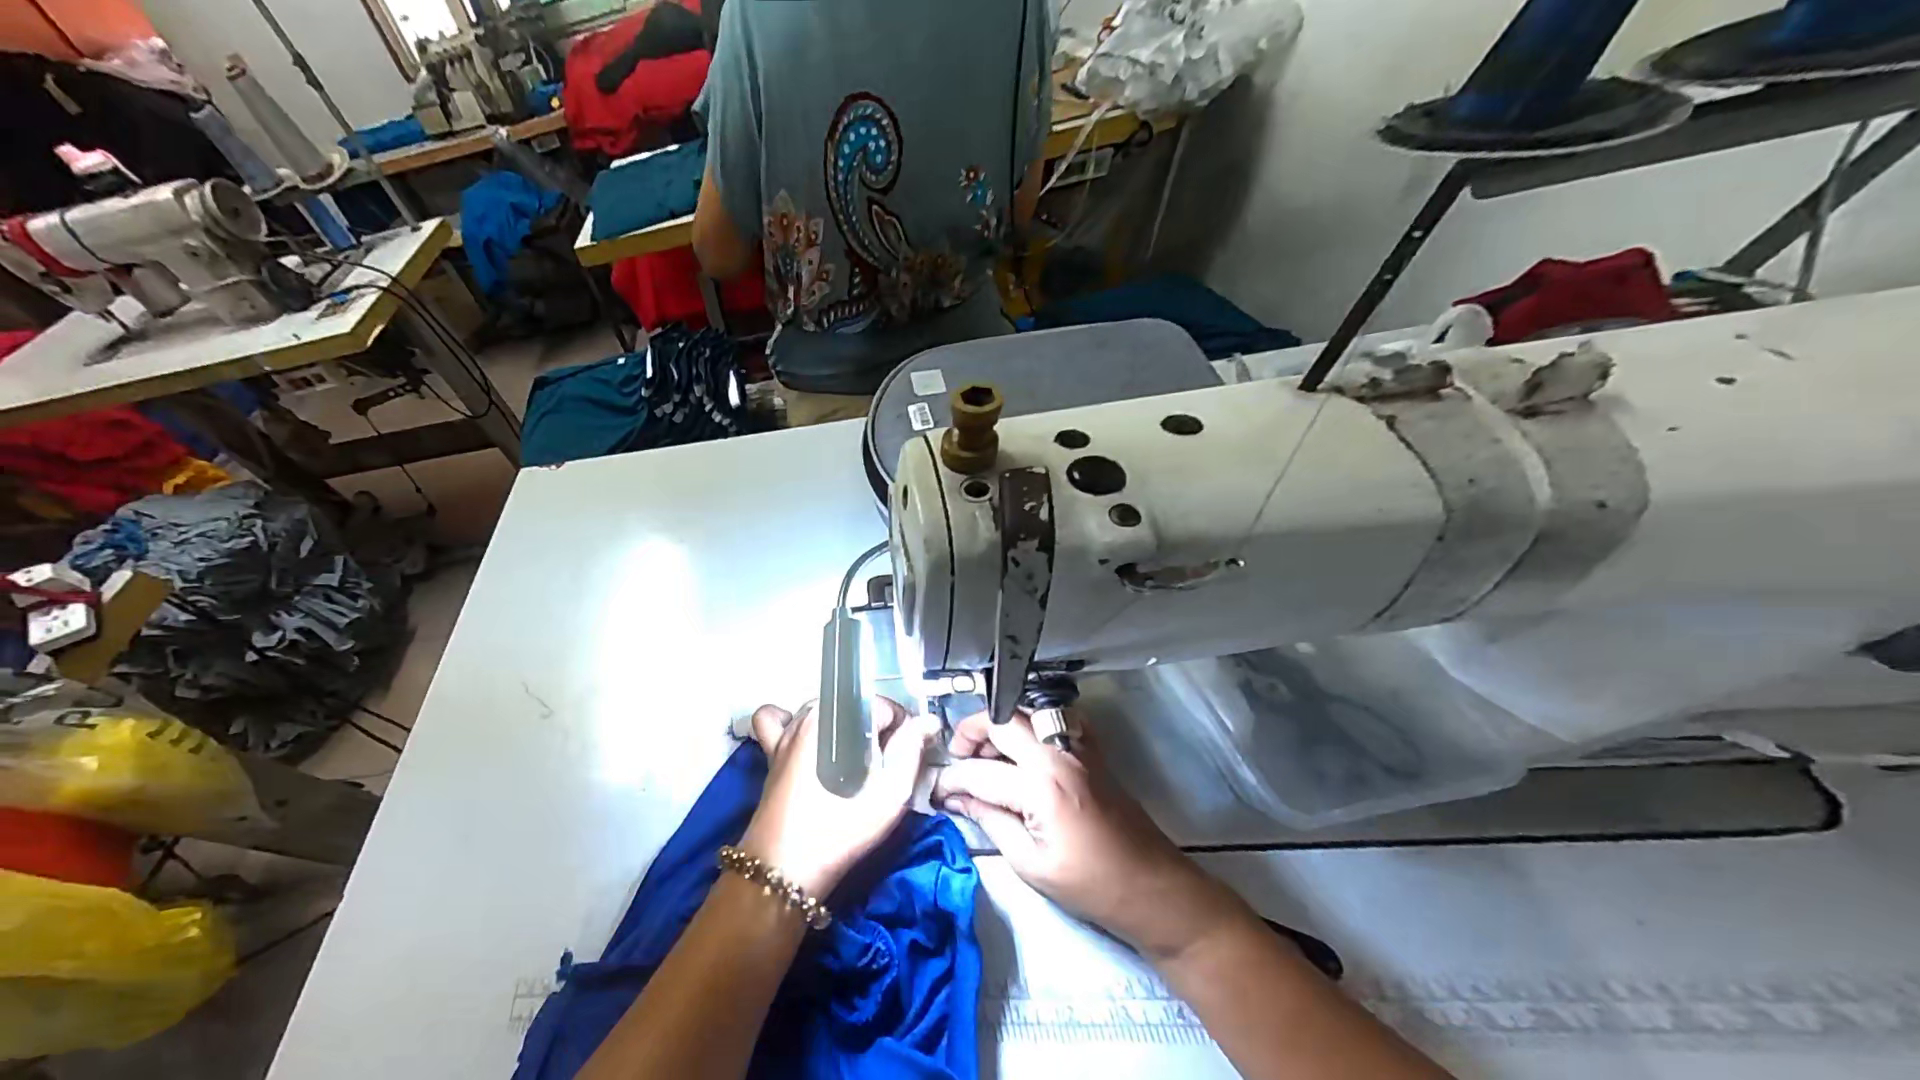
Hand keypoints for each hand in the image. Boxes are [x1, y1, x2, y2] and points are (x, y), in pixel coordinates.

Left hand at [739, 698, 941, 897]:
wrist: (783, 872)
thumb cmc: (838, 834)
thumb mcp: (889, 797)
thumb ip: (910, 752)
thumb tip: (926, 723)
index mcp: (837, 719)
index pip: (883, 706)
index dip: (903, 731)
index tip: (906, 759)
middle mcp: (809, 716)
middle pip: (855, 708)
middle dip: (876, 732)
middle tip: (884, 768)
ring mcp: (786, 733)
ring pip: (825, 711)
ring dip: (844, 729)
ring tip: (854, 761)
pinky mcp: (771, 752)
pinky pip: (776, 720)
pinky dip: (791, 723)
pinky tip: (807, 743)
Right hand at [933, 710, 1247, 960]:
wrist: (1151, 885)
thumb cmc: (1091, 885)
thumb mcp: (1030, 864)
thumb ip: (990, 820)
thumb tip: (956, 798)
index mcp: (1042, 785)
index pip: (979, 770)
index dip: (950, 778)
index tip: (934, 787)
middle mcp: (1058, 753)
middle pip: (1002, 719)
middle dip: (971, 732)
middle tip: (957, 757)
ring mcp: (1078, 746)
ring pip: (1026, 712)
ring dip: (999, 726)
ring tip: (983, 756)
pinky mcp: (1091, 749)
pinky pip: (1052, 720)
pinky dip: (1029, 726)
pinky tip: (1020, 753)